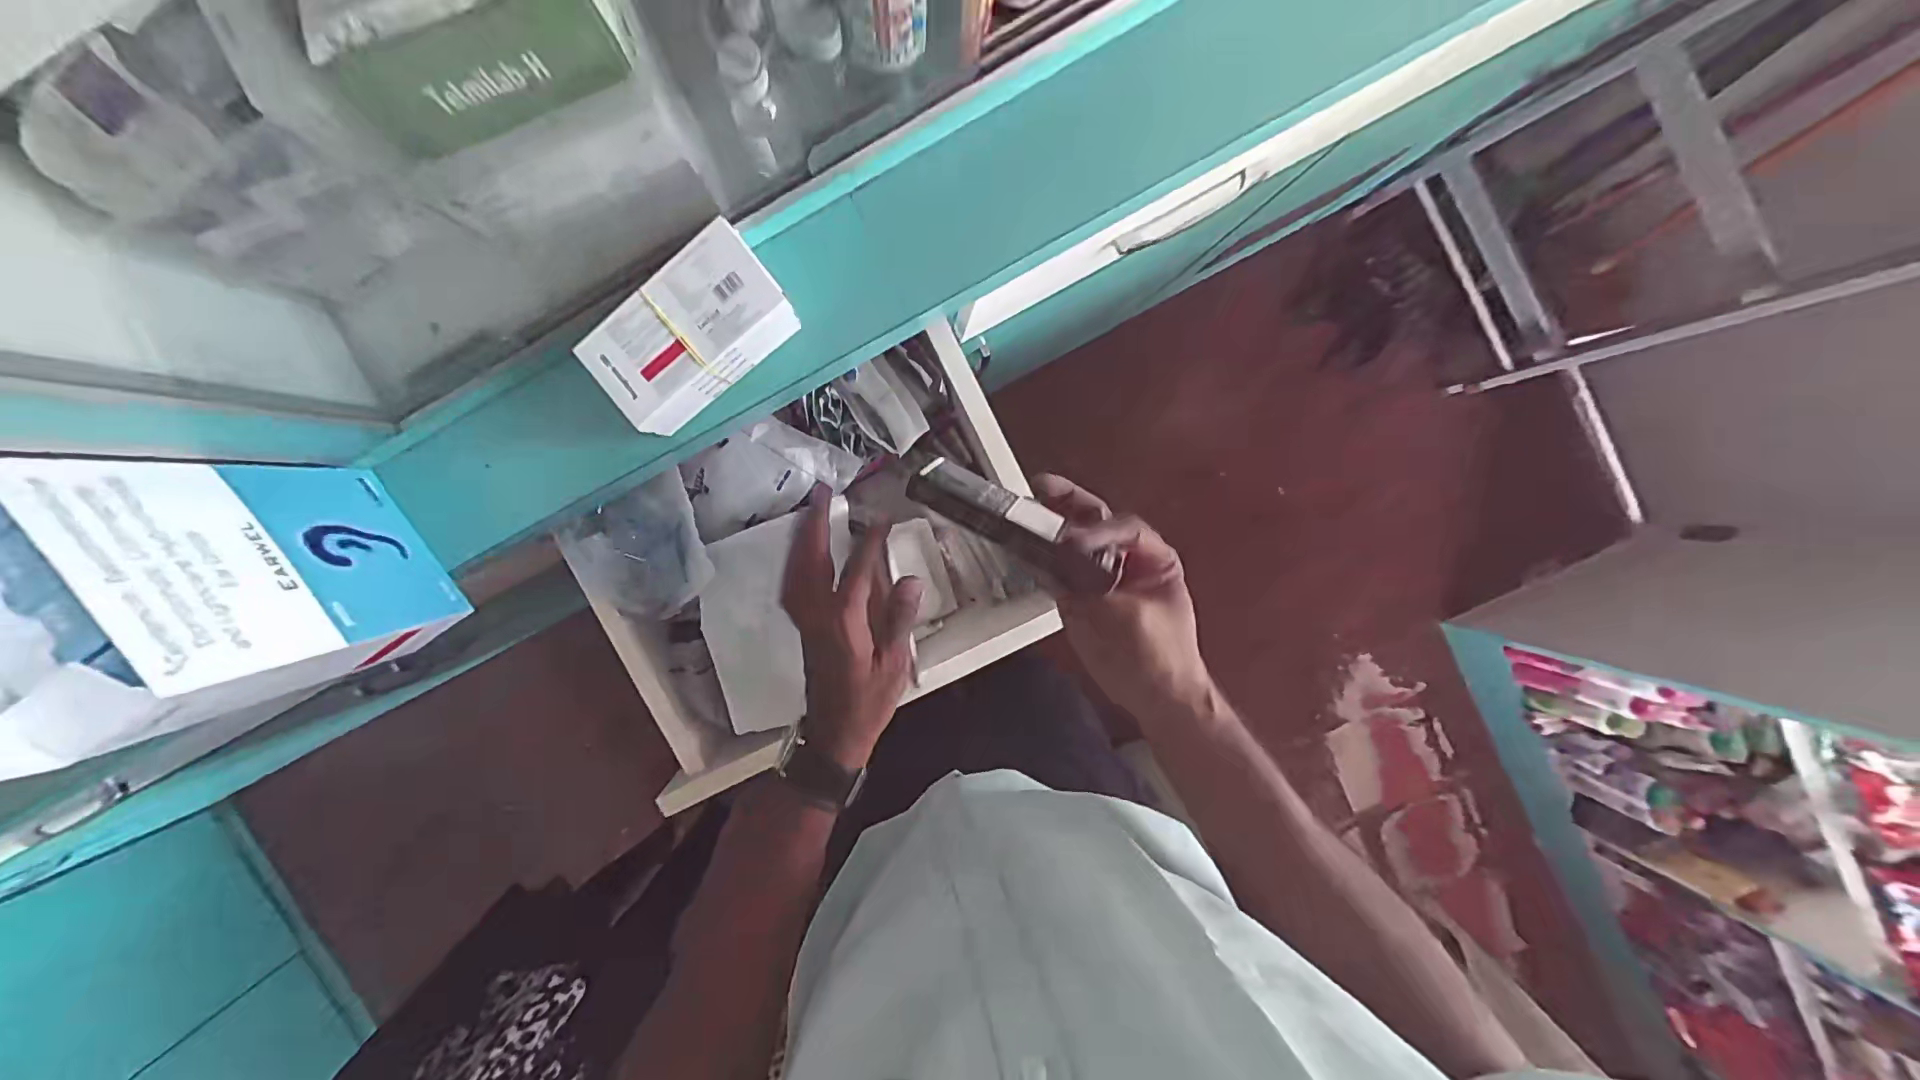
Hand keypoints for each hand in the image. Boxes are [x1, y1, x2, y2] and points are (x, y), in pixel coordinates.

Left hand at [782, 486, 923, 768]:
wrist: (833, 734)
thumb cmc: (867, 702)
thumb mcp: (893, 665)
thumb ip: (899, 620)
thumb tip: (909, 580)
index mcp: (844, 624)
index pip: (857, 573)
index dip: (870, 543)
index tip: (881, 519)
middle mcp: (818, 616)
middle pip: (812, 562)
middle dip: (817, 525)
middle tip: (824, 494)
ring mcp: (805, 621)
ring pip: (796, 571)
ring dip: (804, 538)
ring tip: (812, 512)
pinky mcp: (802, 627)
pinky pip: (793, 584)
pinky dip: (796, 561)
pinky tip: (804, 552)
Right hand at [1032, 474, 1214, 723]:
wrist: (1155, 697)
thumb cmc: (1162, 657)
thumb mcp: (1130, 617)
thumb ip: (1091, 589)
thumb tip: (1058, 568)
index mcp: (1154, 558)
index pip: (1123, 527)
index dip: (1097, 530)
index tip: (1072, 542)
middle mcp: (1126, 562)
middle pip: (1096, 523)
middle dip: (1069, 504)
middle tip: (1043, 487)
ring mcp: (1101, 579)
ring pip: (1073, 545)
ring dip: (1051, 528)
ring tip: (1028, 510)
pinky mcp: (1081, 599)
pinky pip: (1059, 573)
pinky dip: (1041, 561)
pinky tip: (1024, 549)